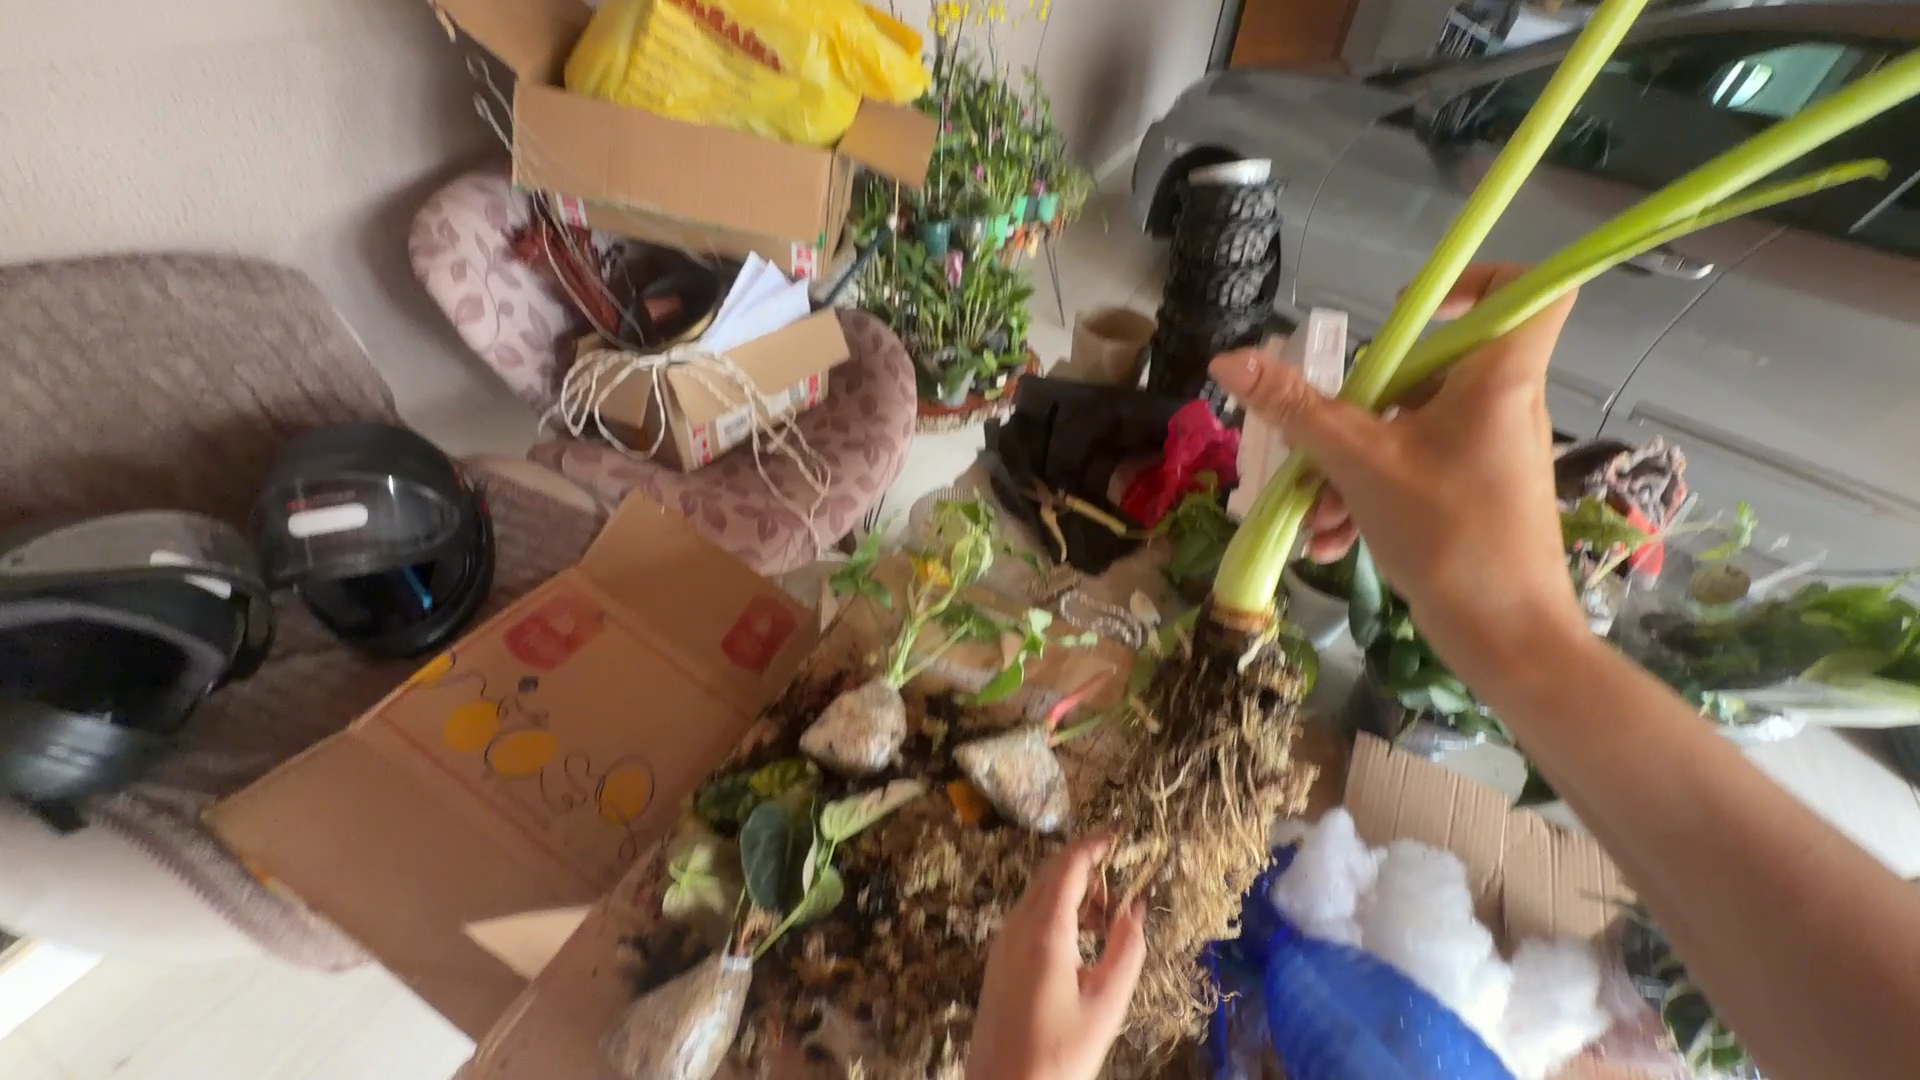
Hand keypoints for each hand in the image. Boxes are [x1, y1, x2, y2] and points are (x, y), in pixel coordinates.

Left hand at [967, 835, 1146, 1079]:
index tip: (1121, 835)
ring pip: (1039, 892)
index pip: (1068, 865)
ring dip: (1073, 889)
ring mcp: (1004, 938)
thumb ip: (1127, 949)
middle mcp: (1018, 923)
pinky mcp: (1000, 956)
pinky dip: (1058, 908)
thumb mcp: (1107, 1004)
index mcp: (1044, 929)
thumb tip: (1137, 906)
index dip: (1095, 844)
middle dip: (1087, 866)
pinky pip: (1030, 913)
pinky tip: (1080, 938)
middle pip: (1051, 872)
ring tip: (1108, 917)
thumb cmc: (1061, 1052)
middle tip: (1122, 880)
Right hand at [1208, 263, 1587, 675]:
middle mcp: (1498, 407)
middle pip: (1425, 374)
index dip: (1476, 281)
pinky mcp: (1469, 494)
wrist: (1503, 635)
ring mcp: (1484, 454)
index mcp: (1496, 380)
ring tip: (1311, 515)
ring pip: (1405, 433)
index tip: (1409, 310)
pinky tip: (1328, 541)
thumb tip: (1230, 359)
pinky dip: (1367, 496)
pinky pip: (1411, 472)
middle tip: (1313, 442)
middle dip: (1355, 412)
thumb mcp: (1357, 462)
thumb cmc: (1445, 532)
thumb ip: (1295, 408)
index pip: (1528, 291)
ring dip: (1346, 468)